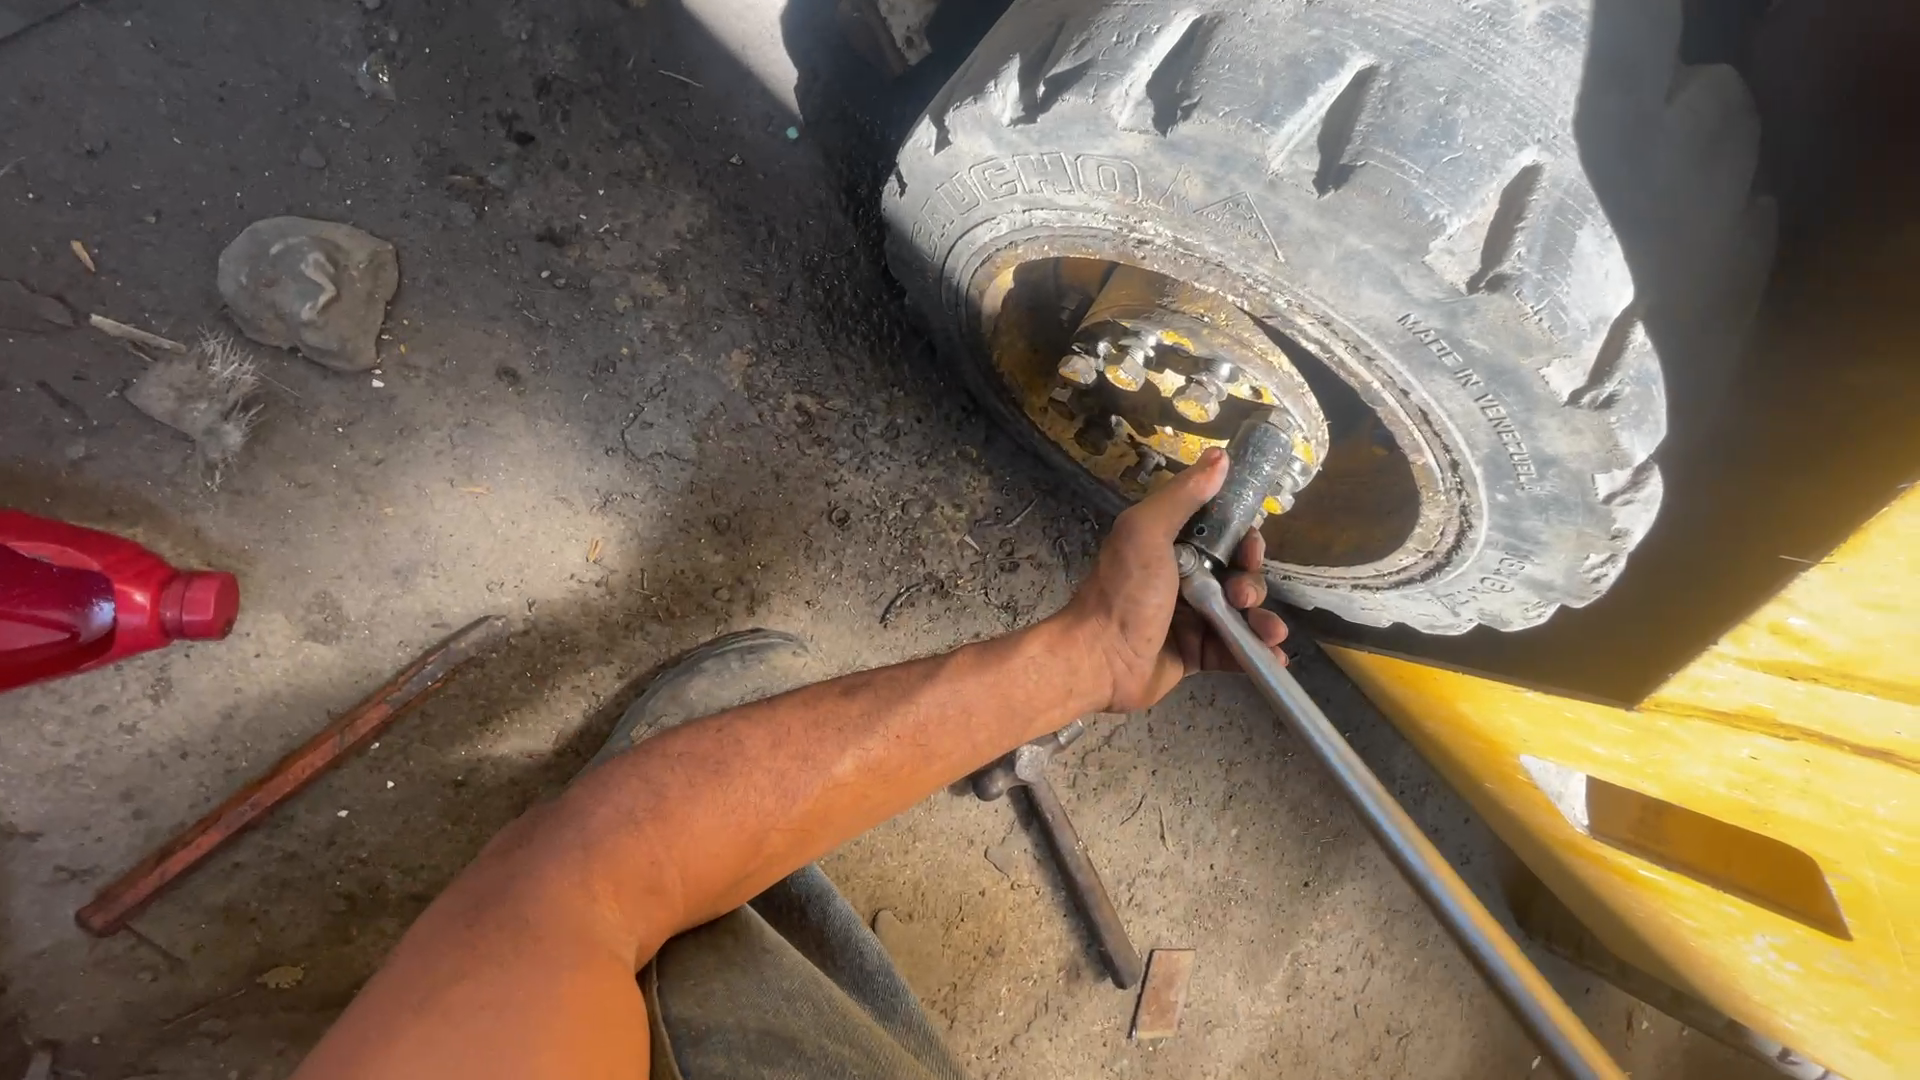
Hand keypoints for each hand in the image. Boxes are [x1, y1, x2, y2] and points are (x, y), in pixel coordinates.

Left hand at [1056, 446, 1288, 712]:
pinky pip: (1236, 650)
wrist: (1099, 658)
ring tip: (1267, 631)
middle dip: (1251, 582)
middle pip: (1235, 574)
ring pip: (1241, 613)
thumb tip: (1220, 456)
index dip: (1241, 539)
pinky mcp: (1195, 654)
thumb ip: (1183, 495)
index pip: (1218, 535)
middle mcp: (1179, 579)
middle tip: (1242, 595)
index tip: (1250, 547)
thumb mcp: (1147, 532)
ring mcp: (1189, 618)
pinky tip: (1274, 655)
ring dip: (1262, 619)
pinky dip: (1258, 652)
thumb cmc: (1123, 590)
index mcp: (1167, 546)